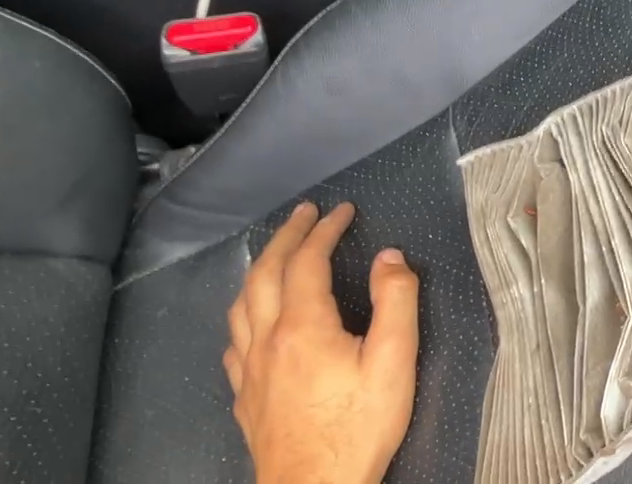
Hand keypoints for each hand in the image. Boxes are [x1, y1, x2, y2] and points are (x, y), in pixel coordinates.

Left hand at [224, 202, 420, 483]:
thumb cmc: (361, 421)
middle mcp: (267, 342)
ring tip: (278, 253)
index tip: (344, 209)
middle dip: (285, 238)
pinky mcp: (246, 397)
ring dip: (261, 269)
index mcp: (303, 327)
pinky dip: (247, 310)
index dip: (324, 231)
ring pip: (241, 306)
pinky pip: (235, 339)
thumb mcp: (396, 357)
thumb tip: (389, 257)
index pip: (307, 263)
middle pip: (264, 277)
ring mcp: (250, 372)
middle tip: (306, 214)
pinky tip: (257, 318)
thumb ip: (396, 299)